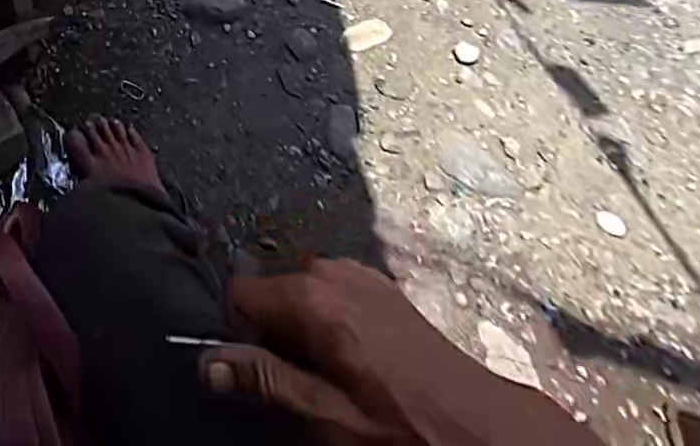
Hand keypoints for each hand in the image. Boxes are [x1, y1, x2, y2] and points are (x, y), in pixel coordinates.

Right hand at [200, 259, 601, 445]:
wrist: (490, 429)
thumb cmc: (408, 429)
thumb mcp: (333, 419)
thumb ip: (267, 381)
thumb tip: (208, 364)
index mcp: (309, 298)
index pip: (237, 293)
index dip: (243, 336)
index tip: (270, 371)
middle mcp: (325, 270)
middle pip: (268, 291)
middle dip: (276, 331)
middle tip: (312, 380)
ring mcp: (353, 270)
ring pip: (296, 290)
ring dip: (302, 325)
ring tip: (340, 370)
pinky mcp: (375, 278)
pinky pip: (328, 289)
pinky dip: (329, 315)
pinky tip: (360, 352)